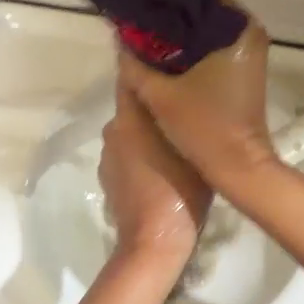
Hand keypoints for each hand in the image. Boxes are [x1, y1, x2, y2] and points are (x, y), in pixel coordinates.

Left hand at [99, 84, 211, 264]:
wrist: (154, 242)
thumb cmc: (179, 192)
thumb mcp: (194, 150)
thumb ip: (185, 119)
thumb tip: (185, 98)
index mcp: (129, 119)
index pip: (130, 77)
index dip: (147, 66)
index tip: (168, 60)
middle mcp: (112, 132)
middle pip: (134, 106)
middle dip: (155, 101)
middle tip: (184, 101)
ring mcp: (108, 158)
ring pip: (130, 131)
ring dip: (149, 129)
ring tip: (178, 134)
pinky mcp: (110, 179)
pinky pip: (128, 154)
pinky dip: (142, 152)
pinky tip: (164, 163)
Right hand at [116, 16, 274, 190]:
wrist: (238, 166)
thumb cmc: (204, 127)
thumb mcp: (159, 94)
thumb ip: (134, 63)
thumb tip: (120, 38)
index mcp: (235, 27)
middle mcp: (247, 31)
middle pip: (204, 6)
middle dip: (172, 9)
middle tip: (138, 10)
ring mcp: (249, 50)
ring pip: (208, 27)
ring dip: (181, 29)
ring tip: (146, 28)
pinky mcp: (244, 68)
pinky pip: (214, 45)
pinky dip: (192, 46)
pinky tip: (164, 51)